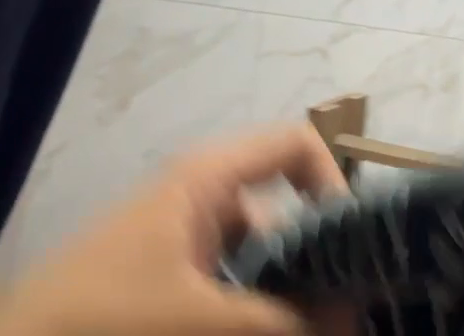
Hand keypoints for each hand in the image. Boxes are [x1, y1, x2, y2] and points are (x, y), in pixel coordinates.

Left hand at [0, 125, 352, 335]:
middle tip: (351, 314)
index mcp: (209, 178)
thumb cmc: (107, 314)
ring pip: (258, 266)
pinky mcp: (167, 286)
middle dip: (318, 268)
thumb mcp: (203, 318)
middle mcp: (201, 200)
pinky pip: (228, 294)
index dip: (333, 184)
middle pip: (283, 216)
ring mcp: (182, 245)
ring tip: (319, 328)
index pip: (293, 146)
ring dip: (287, 302)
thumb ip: (283, 320)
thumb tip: (356, 316)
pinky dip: (254, 316)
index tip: (356, 249)